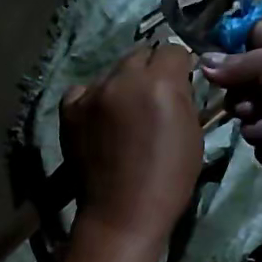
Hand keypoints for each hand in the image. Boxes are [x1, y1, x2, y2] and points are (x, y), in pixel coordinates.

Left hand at [61, 42, 201, 245]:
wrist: (124, 212)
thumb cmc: (170, 180)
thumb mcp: (193, 136)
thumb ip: (184, 100)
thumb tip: (178, 83)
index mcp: (160, 84)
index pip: (172, 49)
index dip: (180, 64)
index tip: (183, 82)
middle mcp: (123, 79)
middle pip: (141, 54)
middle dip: (152, 70)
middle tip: (156, 98)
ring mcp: (91, 92)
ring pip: (113, 72)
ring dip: (124, 84)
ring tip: (128, 113)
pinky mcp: (69, 109)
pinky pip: (86, 90)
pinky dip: (96, 99)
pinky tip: (103, 120)